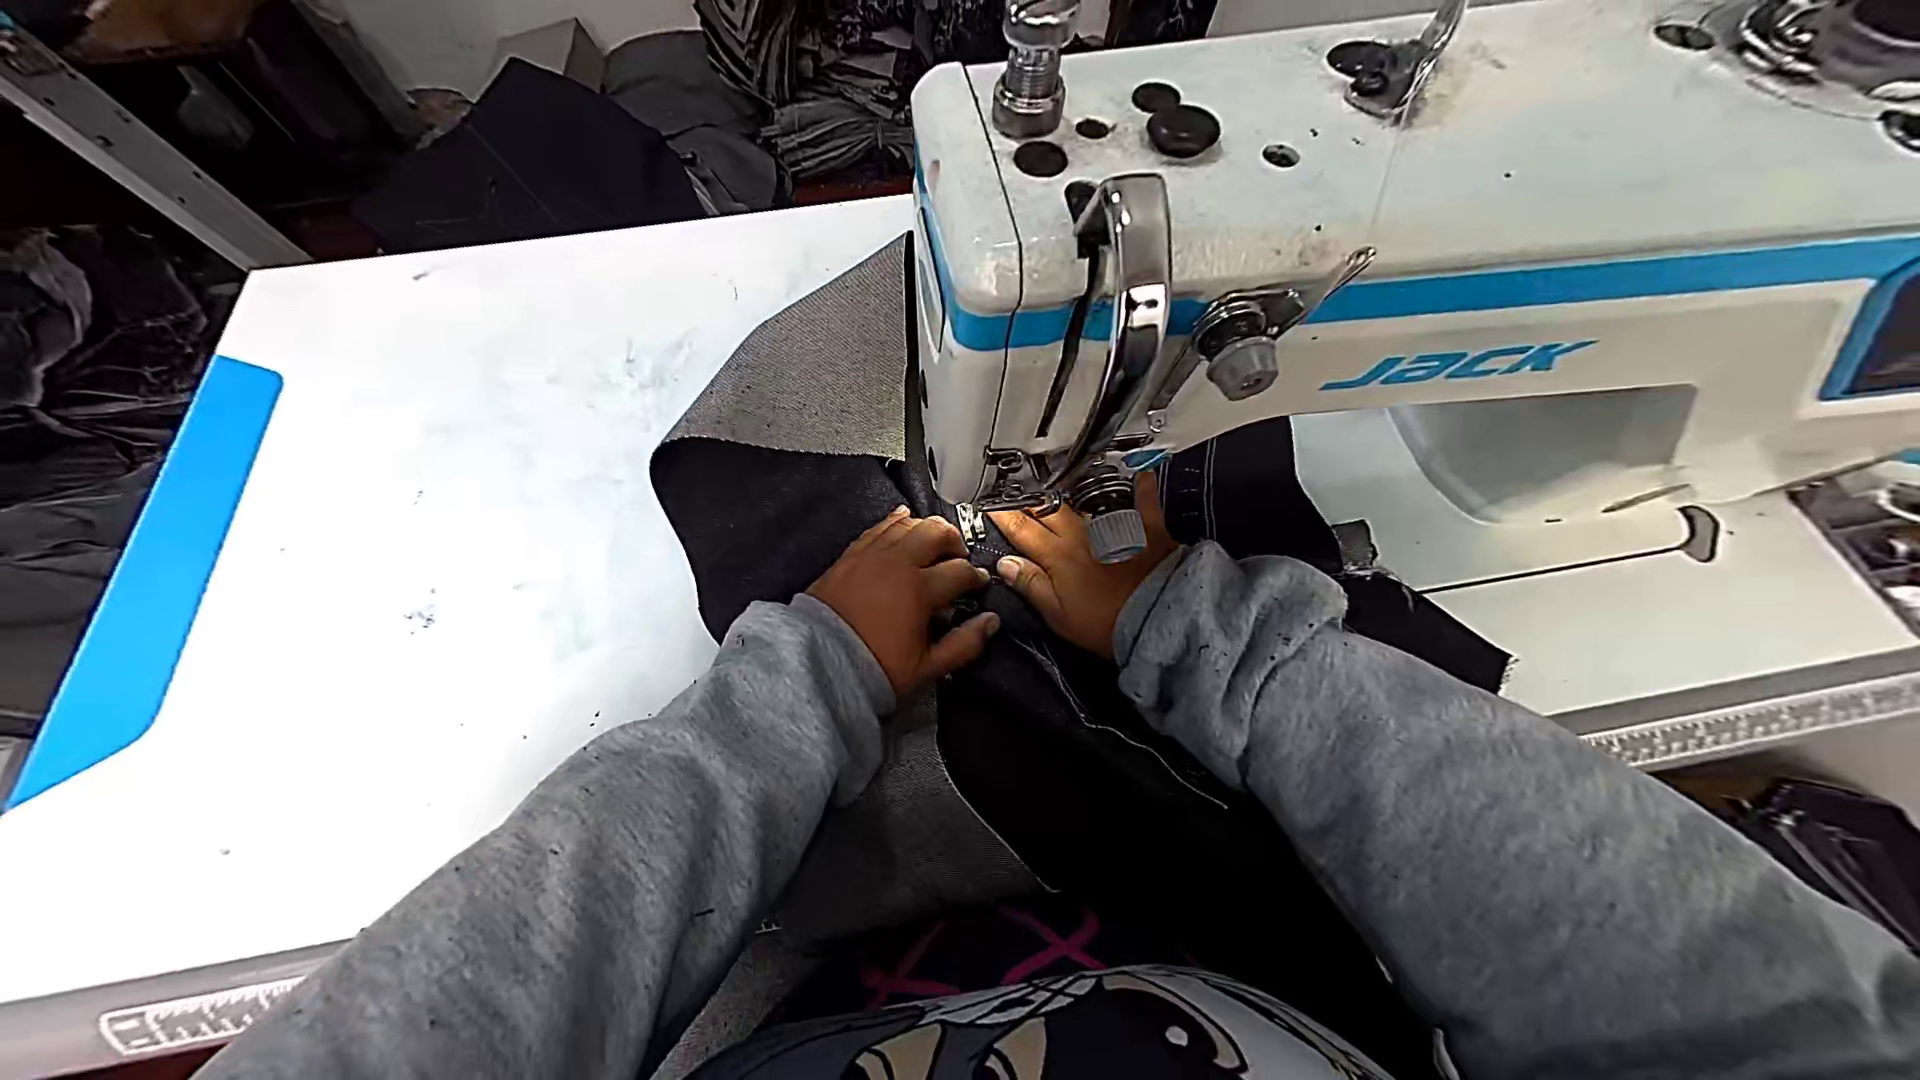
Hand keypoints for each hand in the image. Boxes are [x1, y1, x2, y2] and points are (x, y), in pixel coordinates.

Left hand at [807, 506, 999, 699]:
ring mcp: (871, 556)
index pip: (960, 571)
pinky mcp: (850, 556)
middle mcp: (897, 564)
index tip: (978, 584)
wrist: (815, 665)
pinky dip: (894, 521)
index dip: (975, 577)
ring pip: (907, 523)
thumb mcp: (927, 668)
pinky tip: (901, 519)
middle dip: (955, 541)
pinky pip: (878, 528)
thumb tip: (989, 623)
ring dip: (927, 528)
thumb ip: (964, 644)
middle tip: (959, 556)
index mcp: (919, 590)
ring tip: (935, 541)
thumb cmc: (871, 670)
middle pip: (936, 533)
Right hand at [988, 472, 1179, 658]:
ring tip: (1059, 487)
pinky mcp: (1145, 529)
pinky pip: (1143, 500)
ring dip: (1069, 494)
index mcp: (1057, 556)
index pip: (1021, 530)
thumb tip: (1005, 563)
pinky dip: (1141, 487)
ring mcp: (1114, 527)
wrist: (1159, 618)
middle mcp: (1082, 534)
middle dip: (1029, 501)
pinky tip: (1141, 475)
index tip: (989, 506)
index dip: (1002, 516)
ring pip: (1084, 504)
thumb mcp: (1058, 614)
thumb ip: (1031, 585)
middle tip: (1016, 493)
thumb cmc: (1106, 623)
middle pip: (1048, 510)